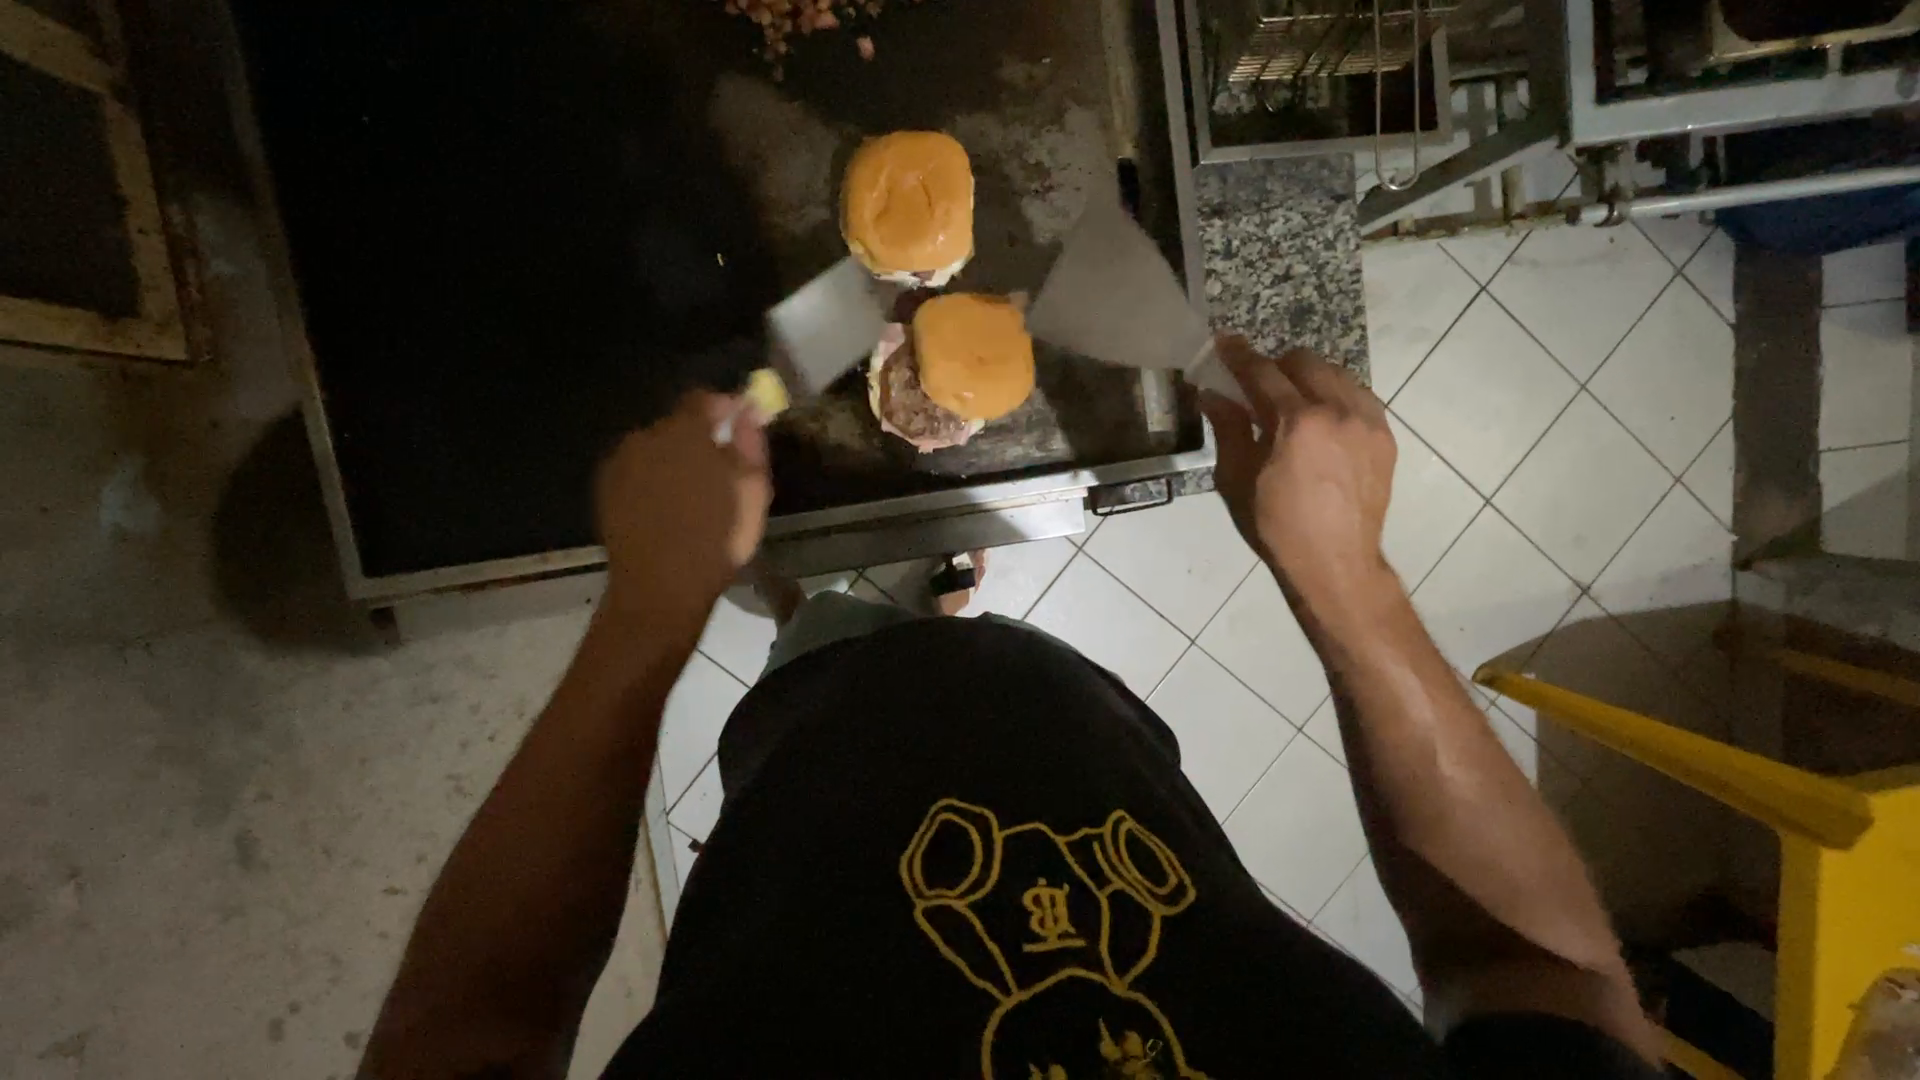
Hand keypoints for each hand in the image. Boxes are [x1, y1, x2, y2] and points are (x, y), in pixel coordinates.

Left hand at [595, 391, 771, 618]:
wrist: (661, 586)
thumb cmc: (718, 538)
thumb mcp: (753, 490)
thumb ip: (751, 442)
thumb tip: (749, 409)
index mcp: (685, 431)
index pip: (703, 399)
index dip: (724, 406)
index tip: (741, 423)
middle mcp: (645, 437)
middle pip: (676, 424)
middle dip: (698, 437)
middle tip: (720, 467)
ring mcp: (620, 463)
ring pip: (654, 449)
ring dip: (673, 459)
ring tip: (693, 492)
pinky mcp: (605, 489)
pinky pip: (636, 471)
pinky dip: (652, 479)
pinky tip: (666, 507)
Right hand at [1200, 336, 1397, 613]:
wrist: (1335, 563)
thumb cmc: (1275, 526)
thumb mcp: (1237, 480)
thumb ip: (1228, 429)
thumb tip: (1213, 395)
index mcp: (1295, 422)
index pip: (1262, 372)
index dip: (1239, 355)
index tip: (1225, 341)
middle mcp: (1337, 410)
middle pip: (1304, 361)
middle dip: (1276, 365)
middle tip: (1257, 384)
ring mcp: (1367, 421)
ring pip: (1336, 374)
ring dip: (1308, 378)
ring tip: (1291, 402)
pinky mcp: (1384, 436)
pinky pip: (1359, 397)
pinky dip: (1336, 397)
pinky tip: (1322, 420)